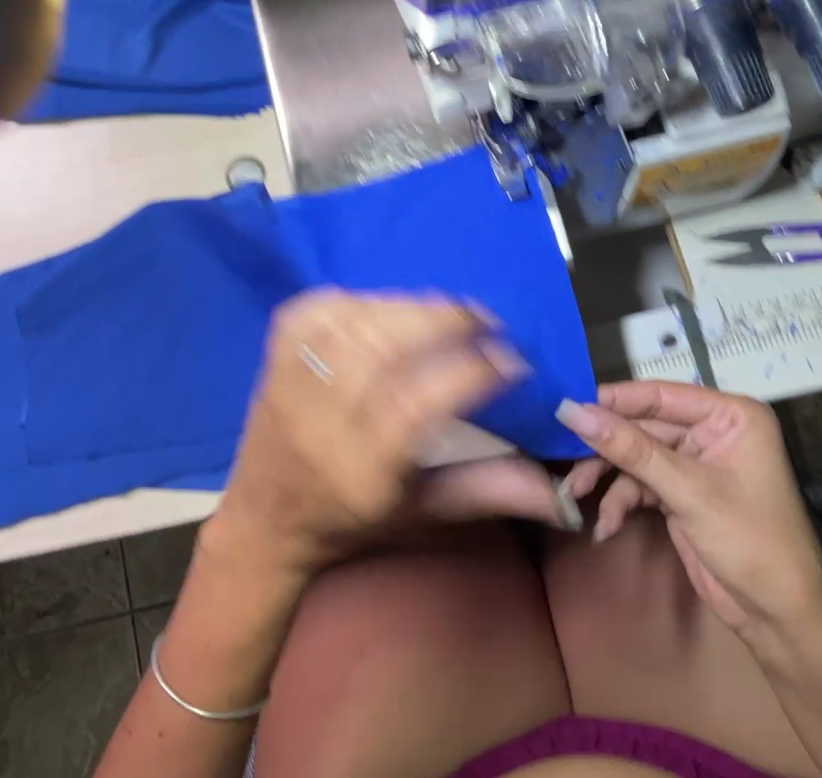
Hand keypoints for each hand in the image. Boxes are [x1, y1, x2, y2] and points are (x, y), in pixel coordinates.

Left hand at [208, 289, 578, 577]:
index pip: (419, 403)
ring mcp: (291, 382)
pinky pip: (317, 309)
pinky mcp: (274, 357)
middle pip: (382, 346)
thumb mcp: (419, 513)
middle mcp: (321, 419)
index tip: (511, 361)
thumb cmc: (349, 521)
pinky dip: (358, 299)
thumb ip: (485, 491)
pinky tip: (387, 308)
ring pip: (353, 322)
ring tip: (445, 312)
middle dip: (442, 320)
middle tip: (485, 319)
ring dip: (407, 306)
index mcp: (361, 467)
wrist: (264, 518)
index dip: (470, 373)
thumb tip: (557, 491)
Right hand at [556, 382, 821, 638]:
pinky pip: (638, 484)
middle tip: (561, 456)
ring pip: (634, 456)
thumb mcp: (687, 491)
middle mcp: (711, 431)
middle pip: (641, 426)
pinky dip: (621, 502)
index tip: (564, 407)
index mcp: (730, 416)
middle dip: (604, 448)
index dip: (612, 401)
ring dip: (606, 477)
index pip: (659, 395)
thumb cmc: (751, 541)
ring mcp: (694, 463)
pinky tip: (607, 526)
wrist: (780, 616)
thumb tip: (571, 411)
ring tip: (575, 495)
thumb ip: (629, 449)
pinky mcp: (679, 492)